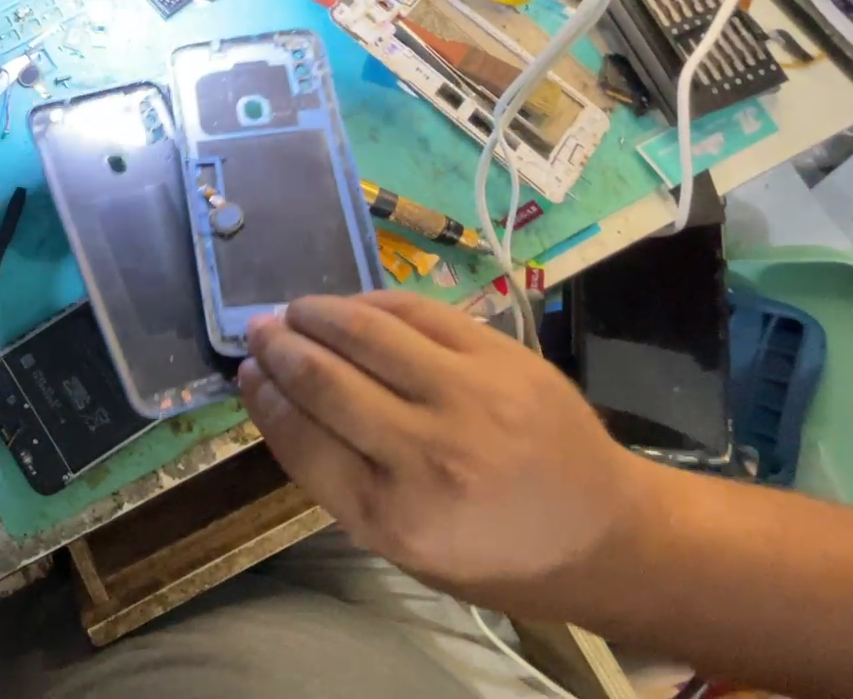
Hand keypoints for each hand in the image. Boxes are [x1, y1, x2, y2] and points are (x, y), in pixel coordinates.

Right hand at [237, 292, 658, 600]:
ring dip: (312, 313)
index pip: (297, 436)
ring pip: (362, 332)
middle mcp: (428, 456)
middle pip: (321, 379)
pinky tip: (349, 309)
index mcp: (393, 516)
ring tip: (294, 312)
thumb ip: (328, 468)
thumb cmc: (485, 549)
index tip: (246, 372)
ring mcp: (470, 399)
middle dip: (276, 346)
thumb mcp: (394, 538)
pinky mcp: (503, 359)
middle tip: (258, 331)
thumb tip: (269, 387)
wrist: (606, 535)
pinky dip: (366, 303)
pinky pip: (414, 310)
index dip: (261, 396)